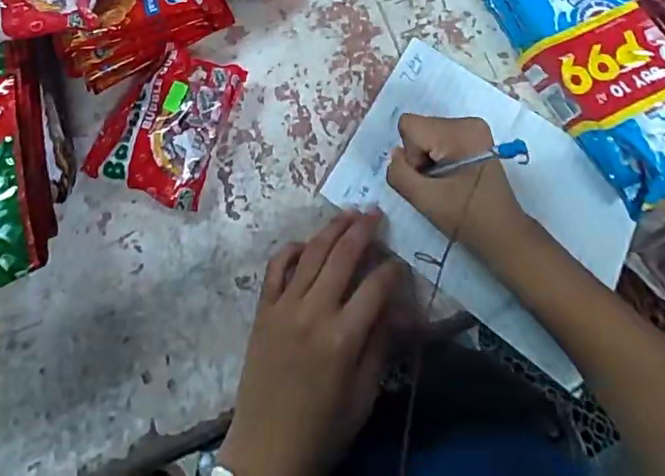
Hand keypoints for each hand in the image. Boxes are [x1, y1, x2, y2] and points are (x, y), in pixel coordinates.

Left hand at [219, 211, 402, 475]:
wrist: (267, 451)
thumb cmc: (323, 429)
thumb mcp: (363, 396)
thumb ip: (381, 346)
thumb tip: (399, 309)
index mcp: (343, 338)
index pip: (376, 287)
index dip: (393, 270)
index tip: (401, 264)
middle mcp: (313, 312)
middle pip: (343, 256)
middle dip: (363, 230)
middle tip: (376, 213)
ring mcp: (283, 306)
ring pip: (312, 253)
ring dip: (332, 229)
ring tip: (349, 214)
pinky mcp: (263, 309)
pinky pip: (277, 267)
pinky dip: (293, 249)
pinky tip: (308, 243)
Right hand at [384, 114, 536, 265]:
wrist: (505, 234)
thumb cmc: (468, 218)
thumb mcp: (425, 200)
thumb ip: (400, 173)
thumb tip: (395, 154)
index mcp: (460, 132)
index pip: (410, 126)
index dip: (411, 155)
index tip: (429, 179)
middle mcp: (468, 122)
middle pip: (419, 128)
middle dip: (419, 156)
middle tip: (438, 184)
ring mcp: (473, 127)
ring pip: (427, 132)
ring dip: (427, 157)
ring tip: (446, 182)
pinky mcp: (474, 136)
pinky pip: (438, 137)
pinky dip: (437, 156)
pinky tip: (452, 176)